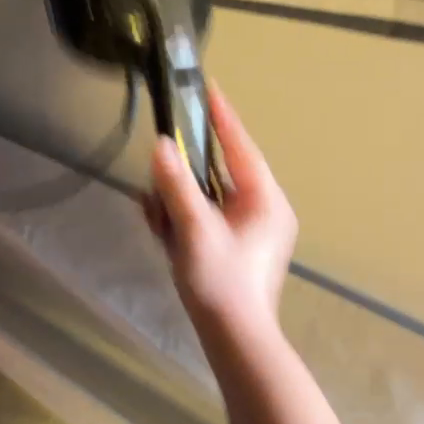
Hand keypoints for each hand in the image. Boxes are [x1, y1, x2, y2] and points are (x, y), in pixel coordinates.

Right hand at [145, 87, 297, 339]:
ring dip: (176, 200)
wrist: (234, 337)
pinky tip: (164, 232)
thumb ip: (176, 185)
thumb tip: (161, 144)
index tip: (207, 86)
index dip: (222, 116)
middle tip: (159, 178)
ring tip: (160, 221)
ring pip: (204, 193)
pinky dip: (179, 217)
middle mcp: (261, 208)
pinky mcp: (232, 242)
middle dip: (182, 174)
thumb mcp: (194, 229)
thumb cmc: (221, 281)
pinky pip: (201, 213)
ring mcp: (248, 227)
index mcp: (264, 200)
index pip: (240, 146)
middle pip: (217, 170)